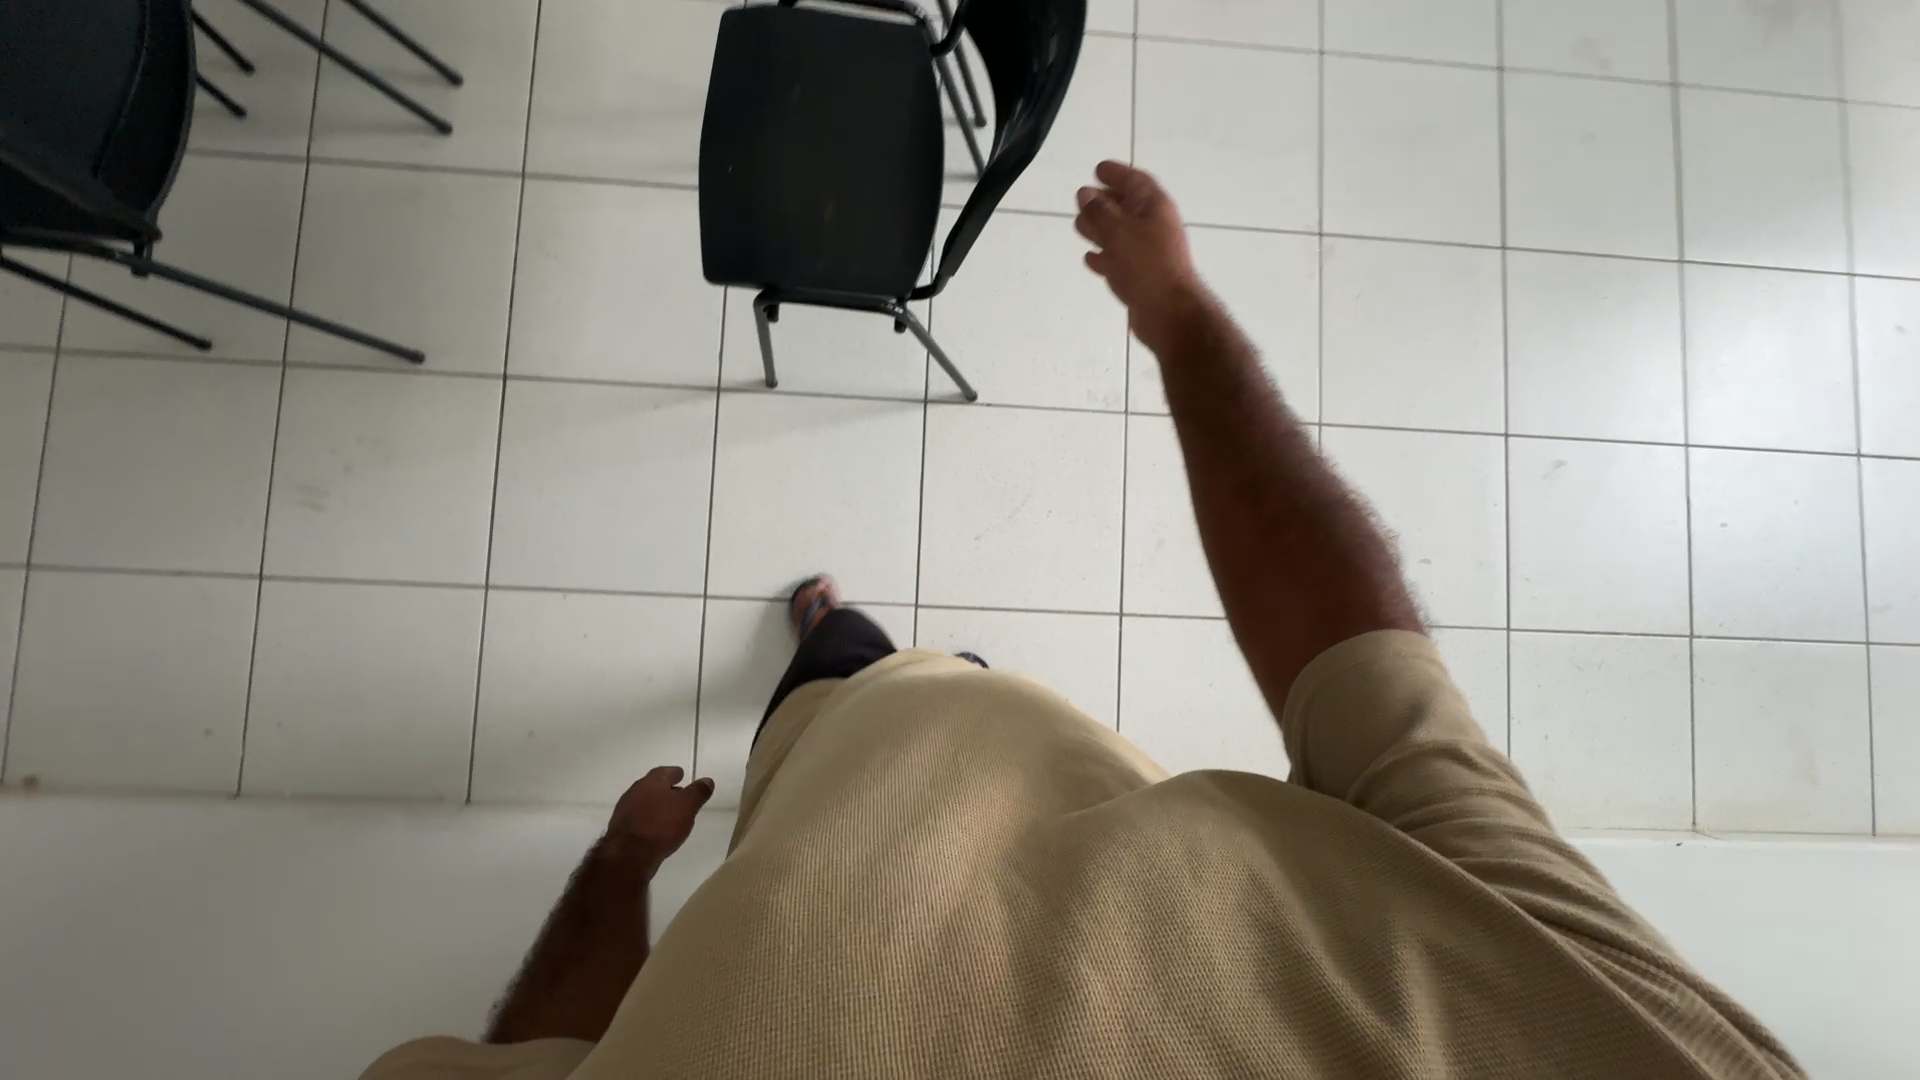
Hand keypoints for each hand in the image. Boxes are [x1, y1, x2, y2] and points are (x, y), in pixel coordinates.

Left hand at [605, 766, 714, 870]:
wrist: (628, 856)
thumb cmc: (661, 825)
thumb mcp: (688, 806)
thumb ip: (698, 792)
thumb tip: (707, 780)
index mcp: (651, 782)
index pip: (665, 771)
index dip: (675, 774)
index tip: (683, 776)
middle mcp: (635, 792)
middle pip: (653, 787)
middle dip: (666, 790)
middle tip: (679, 797)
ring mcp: (624, 811)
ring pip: (644, 803)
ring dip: (656, 807)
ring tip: (670, 817)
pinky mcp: (619, 829)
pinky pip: (638, 819)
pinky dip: (648, 821)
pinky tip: (656, 831)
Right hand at [1075, 160, 1207, 352]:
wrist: (1169, 312)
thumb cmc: (1146, 266)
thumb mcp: (1118, 232)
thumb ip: (1099, 211)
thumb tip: (1085, 194)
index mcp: (1154, 207)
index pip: (1134, 181)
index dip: (1116, 173)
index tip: (1096, 170)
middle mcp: (1154, 226)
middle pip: (1126, 207)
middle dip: (1104, 202)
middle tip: (1081, 199)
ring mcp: (1150, 253)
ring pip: (1121, 234)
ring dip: (1100, 229)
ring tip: (1079, 227)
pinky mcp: (1142, 277)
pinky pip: (1120, 259)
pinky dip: (1105, 256)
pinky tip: (1091, 259)